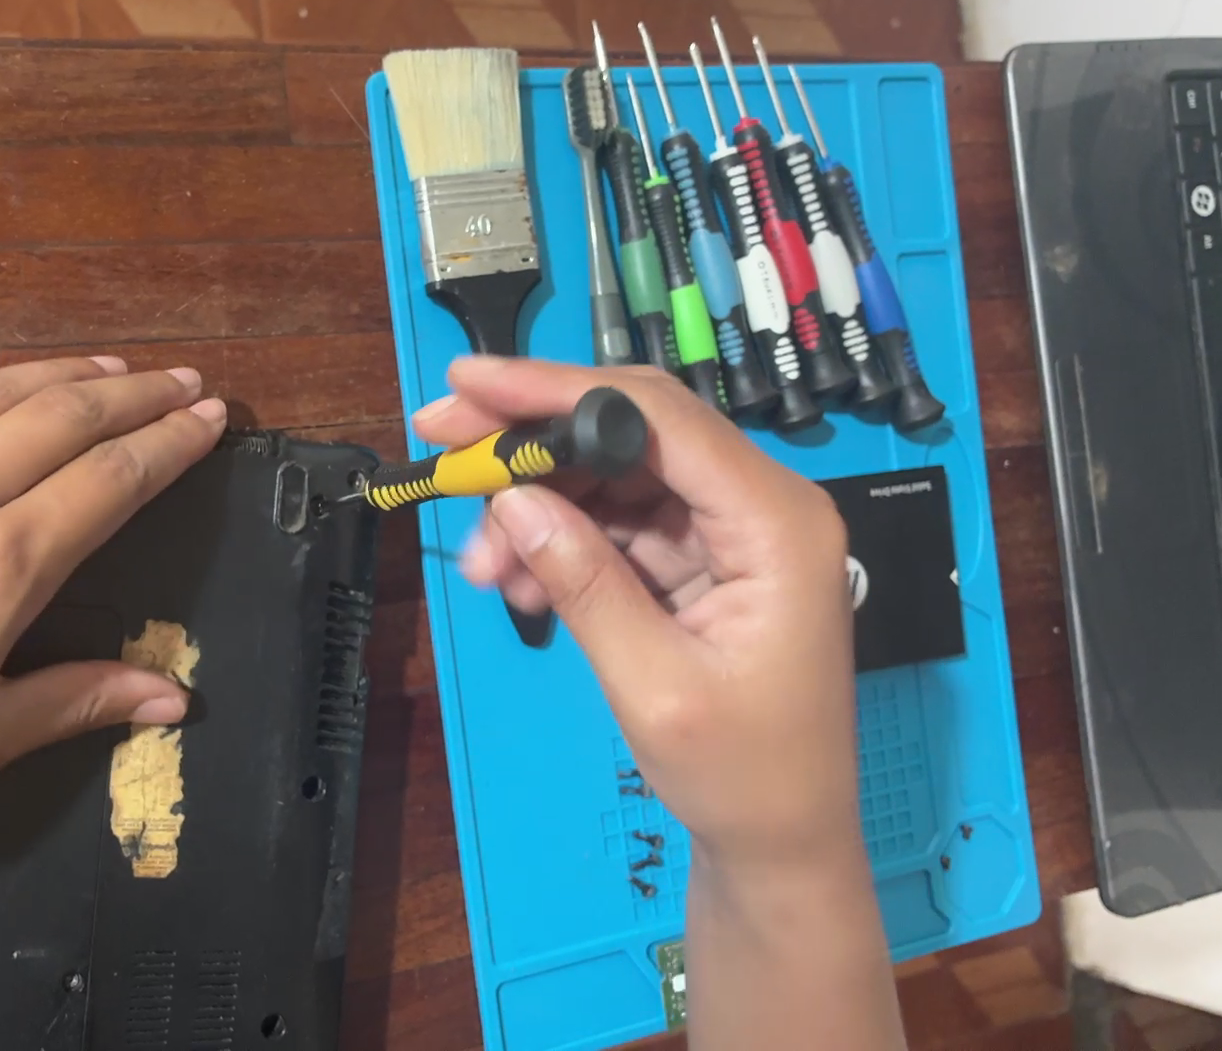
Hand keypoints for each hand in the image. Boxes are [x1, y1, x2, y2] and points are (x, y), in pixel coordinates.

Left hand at [0, 342, 226, 875]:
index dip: (172, 444)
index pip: (114, 480)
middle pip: (66, 419)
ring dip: (64, 371)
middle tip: (184, 381)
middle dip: (139, 396)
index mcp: (0, 567)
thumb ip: (87, 697)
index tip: (211, 419)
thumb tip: (176, 702)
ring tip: (115, 366)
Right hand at [414, 356, 859, 869]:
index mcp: (773, 520)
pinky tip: (517, 580)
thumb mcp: (653, 683)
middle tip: (443, 437)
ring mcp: (719, 526)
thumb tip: (510, 498)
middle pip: (627, 430)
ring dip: (533, 504)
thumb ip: (583, 582)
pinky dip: (555, 541)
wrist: (777, 837)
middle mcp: (752, 502)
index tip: (467, 384)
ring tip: (482, 564)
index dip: (555, 389)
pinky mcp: (690, 552)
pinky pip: (608, 522)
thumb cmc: (738, 773)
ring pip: (606, 475)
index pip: (655, 417)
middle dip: (530, 433)